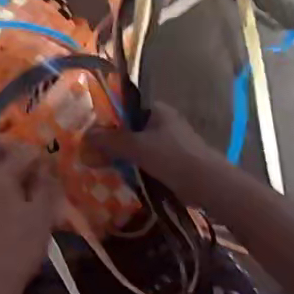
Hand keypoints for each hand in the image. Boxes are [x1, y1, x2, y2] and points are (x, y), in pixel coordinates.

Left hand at [0, 138, 62, 293]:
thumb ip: (46, 186)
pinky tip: (10, 197)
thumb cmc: (16, 248)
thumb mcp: (42, 217)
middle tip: (30, 158)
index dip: (40, 153)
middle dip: (8, 145)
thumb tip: (48, 165)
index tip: (52, 162)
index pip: (21, 150)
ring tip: (23, 179)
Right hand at [84, 101, 216, 187]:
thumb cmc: (172, 157)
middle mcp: (165, 122)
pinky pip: (149, 161)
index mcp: (158, 110)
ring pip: (140, 146)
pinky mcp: (175, 162)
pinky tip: (123, 177)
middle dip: (115, 140)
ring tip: (104, 165)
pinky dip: (137, 167)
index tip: (93, 131)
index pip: (127, 108)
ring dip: (125, 156)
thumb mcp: (136, 146)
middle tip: (94, 151)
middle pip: (132, 129)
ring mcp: (172, 143)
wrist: (207, 184)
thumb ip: (110, 140)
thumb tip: (85, 134)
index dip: (109, 118)